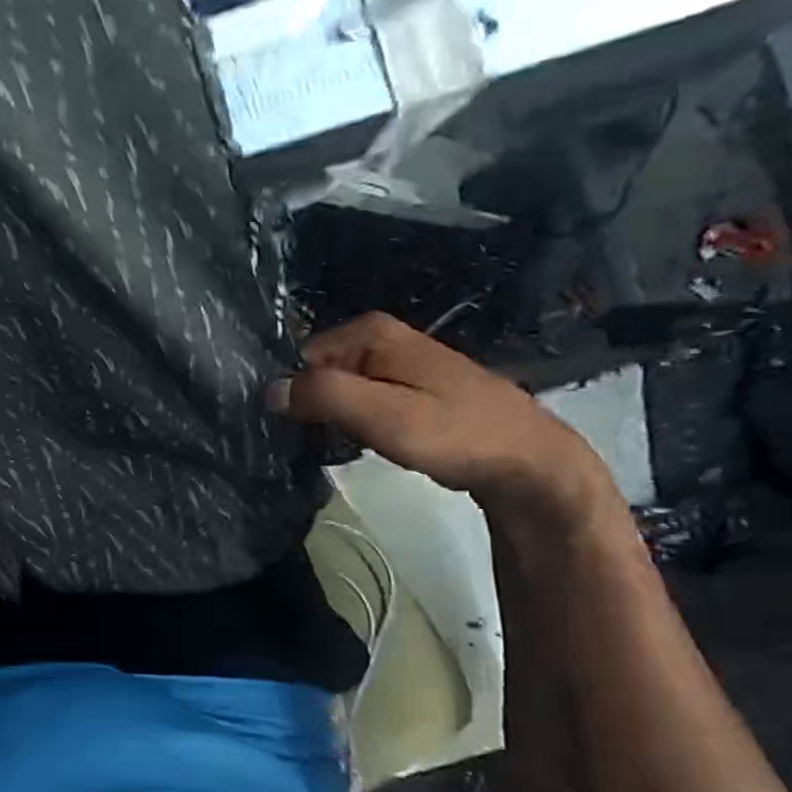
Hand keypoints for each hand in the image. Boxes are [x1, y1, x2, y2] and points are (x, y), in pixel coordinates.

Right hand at [269, 313, 615, 526]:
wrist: (522, 458)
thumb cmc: (453, 434)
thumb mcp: (384, 416)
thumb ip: (325, 396)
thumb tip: (269, 390)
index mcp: (370, 333)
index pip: (301, 360)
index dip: (297, 396)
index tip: (304, 432)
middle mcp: (379, 338)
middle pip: (319, 373)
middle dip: (316, 409)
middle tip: (331, 445)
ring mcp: (395, 363)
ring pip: (339, 390)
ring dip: (336, 421)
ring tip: (350, 448)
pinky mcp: (406, 388)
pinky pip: (361, 402)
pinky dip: (357, 424)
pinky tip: (370, 446)